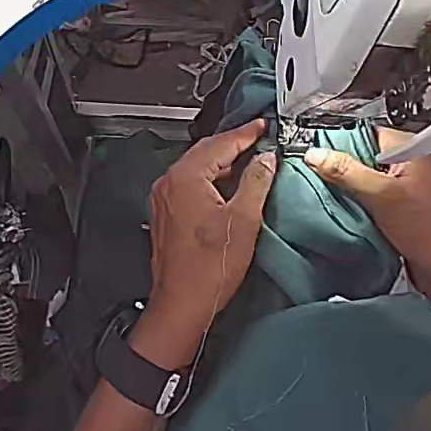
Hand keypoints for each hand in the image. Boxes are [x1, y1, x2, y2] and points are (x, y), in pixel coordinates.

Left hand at [136, 119, 277, 366]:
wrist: (182, 305)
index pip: (220, 144)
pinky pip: (190, 184)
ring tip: (249, 160)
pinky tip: (228, 186)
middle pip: (205, 152)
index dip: (246, 133)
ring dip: (223, 162)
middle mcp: (169, 183)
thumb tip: (266, 159)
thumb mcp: (243, 220)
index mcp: (186, 178)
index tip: (263, 126)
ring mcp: (163, 199)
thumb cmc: (211, 268)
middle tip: (258, 139)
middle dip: (233, 144)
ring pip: (197, 168)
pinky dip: (211, 178)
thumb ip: (256, 182)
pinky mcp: (165, 214)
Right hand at [302, 129, 430, 309]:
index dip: (337, 142)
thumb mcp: (383, 195)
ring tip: (326, 200)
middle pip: (359, 158)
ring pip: (361, 183)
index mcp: (408, 149)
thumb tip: (317, 155)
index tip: (313, 154)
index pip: (363, 132)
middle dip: (337, 170)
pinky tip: (342, 217)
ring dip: (345, 193)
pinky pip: (367, 204)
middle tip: (315, 180)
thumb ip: (347, 172)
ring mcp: (401, 190)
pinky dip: (354, 210)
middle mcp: (406, 166)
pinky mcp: (396, 213)